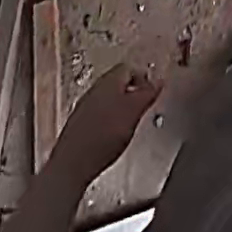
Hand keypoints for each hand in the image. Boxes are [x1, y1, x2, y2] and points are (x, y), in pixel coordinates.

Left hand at [49, 65, 160, 181]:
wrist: (73, 163)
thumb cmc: (104, 135)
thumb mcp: (134, 112)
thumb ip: (148, 94)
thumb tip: (158, 81)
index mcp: (109, 80)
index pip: (130, 68)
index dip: (144, 78)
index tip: (152, 90)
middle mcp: (95, 89)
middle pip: (118, 82)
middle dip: (132, 93)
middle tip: (143, 107)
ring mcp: (84, 106)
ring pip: (107, 99)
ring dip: (120, 107)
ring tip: (129, 124)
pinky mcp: (78, 124)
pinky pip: (98, 115)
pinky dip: (108, 121)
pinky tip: (112, 136)